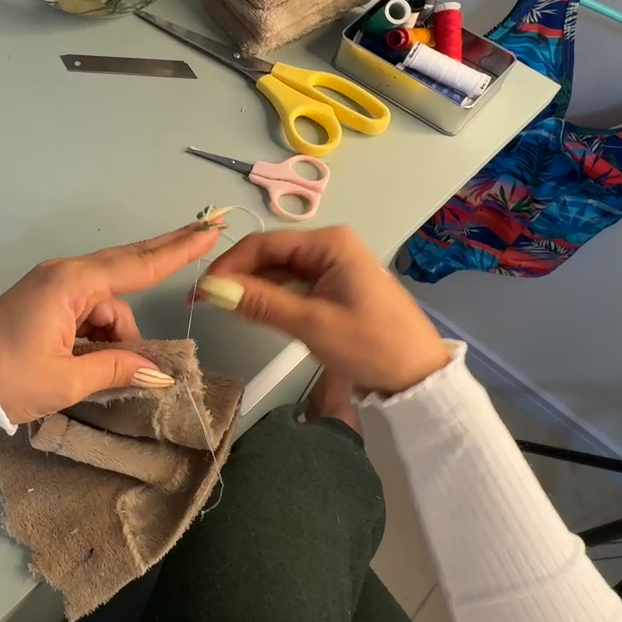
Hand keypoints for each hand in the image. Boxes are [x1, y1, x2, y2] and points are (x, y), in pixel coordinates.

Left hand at [0, 223, 219, 423]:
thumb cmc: (7, 379)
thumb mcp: (66, 380)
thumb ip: (117, 368)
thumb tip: (157, 371)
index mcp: (71, 284)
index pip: (137, 265)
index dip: (177, 251)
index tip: (208, 231)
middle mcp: (63, 274)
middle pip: (126, 268)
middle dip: (163, 257)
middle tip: (206, 235)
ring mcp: (50, 286)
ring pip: (105, 303)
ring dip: (116, 332)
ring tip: (100, 373)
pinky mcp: (42, 302)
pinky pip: (85, 310)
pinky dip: (98, 333)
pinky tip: (93, 361)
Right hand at [198, 225, 452, 395]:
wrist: (420, 378)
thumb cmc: (372, 345)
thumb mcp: (311, 324)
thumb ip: (260, 303)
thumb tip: (212, 288)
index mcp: (329, 243)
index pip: (264, 244)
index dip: (228, 265)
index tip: (200, 290)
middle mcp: (330, 246)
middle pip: (270, 255)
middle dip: (238, 277)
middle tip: (204, 303)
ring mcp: (334, 266)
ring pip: (279, 271)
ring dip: (253, 288)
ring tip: (224, 309)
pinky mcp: (335, 287)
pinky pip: (293, 285)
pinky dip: (272, 298)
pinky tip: (254, 313)